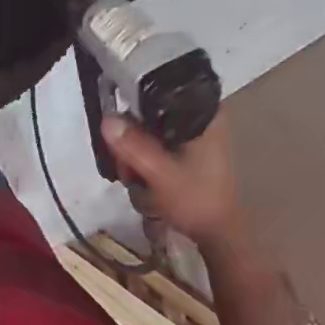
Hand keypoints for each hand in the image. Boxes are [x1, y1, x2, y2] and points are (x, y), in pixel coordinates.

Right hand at [101, 111, 243, 242]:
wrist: (217, 233)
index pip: (160, 90)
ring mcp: (197, 135)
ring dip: (138, 156)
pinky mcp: (191, 151)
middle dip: (133, 142)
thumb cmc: (196, 200)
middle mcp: (203, 115)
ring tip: (136, 179)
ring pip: (151, 133)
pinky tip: (145, 181)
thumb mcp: (161, 174)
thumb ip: (134, 147)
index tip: (120, 135)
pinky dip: (148, 161)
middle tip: (128, 168)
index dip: (134, 109)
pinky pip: (159, 146)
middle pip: (151, 114)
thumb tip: (107, 119)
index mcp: (206, 111)